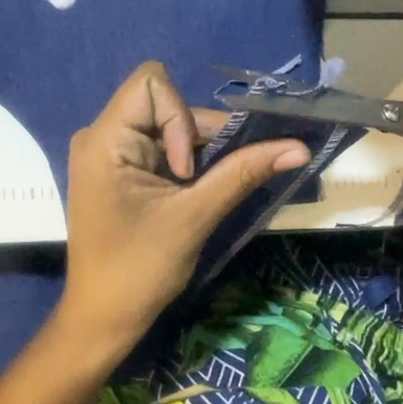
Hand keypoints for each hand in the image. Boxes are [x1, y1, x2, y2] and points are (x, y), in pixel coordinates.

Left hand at [59, 62, 310, 346]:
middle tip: (210, 187)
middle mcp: (103, 137)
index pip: (151, 83)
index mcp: (104, 140)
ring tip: (205, 197)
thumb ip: (243, 174)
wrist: (103, 320)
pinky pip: (166, 151)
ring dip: (200, 156)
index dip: (181, 118)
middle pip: (167, 105)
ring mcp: (113, 156)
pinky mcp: (125, 174)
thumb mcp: (194, 218)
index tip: (183, 172)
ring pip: (173, 129)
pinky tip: (200, 197)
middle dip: (200, 139)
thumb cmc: (139, 271)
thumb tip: (298, 147)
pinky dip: (191, 168)